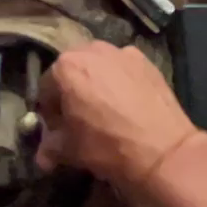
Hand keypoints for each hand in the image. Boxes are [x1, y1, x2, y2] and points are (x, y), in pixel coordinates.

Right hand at [35, 41, 199, 192]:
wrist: (164, 151)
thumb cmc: (108, 146)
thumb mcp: (70, 151)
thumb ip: (50, 147)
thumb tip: (42, 157)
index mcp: (65, 67)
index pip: (46, 89)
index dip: (50, 112)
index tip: (59, 130)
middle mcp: (91, 50)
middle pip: (72, 70)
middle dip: (72, 92)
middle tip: (81, 119)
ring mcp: (121, 52)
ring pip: (98, 65)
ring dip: (96, 82)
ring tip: (106, 109)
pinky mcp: (145, 59)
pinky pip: (122, 68)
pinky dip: (120, 80)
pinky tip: (129, 103)